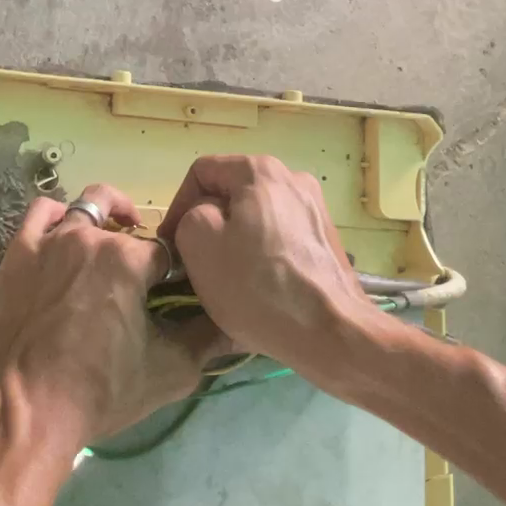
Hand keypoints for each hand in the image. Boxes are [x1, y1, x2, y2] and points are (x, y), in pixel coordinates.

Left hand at [0, 184, 221, 447]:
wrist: (27, 406)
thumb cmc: (101, 391)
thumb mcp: (171, 371)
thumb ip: (208, 339)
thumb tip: (238, 324)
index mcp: (129, 260)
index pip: (167, 253)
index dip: (176, 272)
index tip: (174, 293)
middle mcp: (91, 238)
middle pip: (127, 231)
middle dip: (140, 251)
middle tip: (140, 282)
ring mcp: (51, 240)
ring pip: (87, 208)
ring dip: (106, 219)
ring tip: (112, 240)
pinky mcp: (20, 249)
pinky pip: (42, 212)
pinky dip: (59, 215)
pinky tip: (67, 232)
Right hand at [160, 155, 397, 397]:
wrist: (333, 334)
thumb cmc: (257, 284)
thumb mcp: (198, 241)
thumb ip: (189, 214)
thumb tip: (206, 218)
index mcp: (260, 170)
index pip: (202, 172)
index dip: (177, 205)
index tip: (172, 243)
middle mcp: (293, 179)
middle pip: (231, 193)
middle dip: (208, 223)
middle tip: (195, 259)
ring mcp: (315, 209)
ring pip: (255, 216)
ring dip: (234, 239)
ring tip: (226, 274)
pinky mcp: (326, 241)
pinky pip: (279, 236)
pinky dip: (261, 252)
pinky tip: (258, 284)